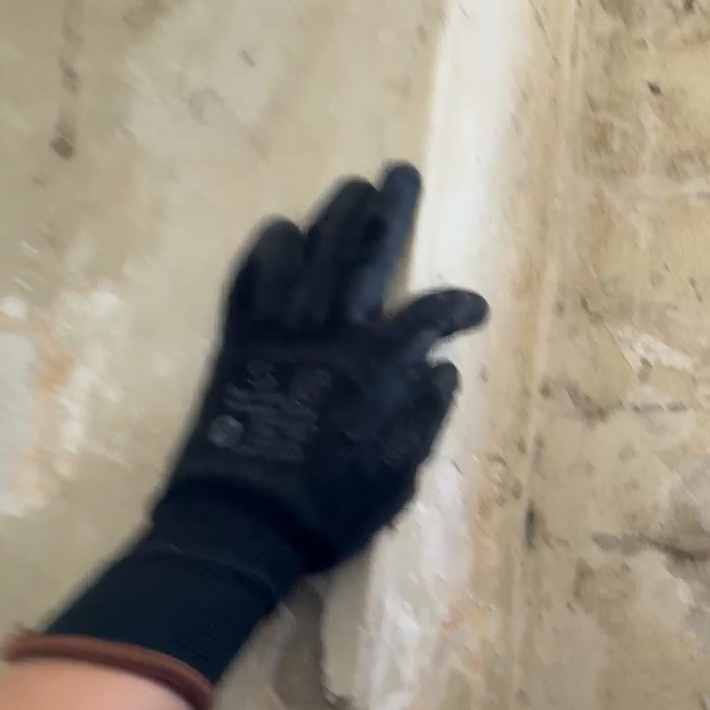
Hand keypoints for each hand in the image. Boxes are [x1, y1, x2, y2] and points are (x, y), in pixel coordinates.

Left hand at [6, 164, 487, 709]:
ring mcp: (277, 339)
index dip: (458, 307)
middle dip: (387, 215)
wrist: (233, 534)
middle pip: (362, 261)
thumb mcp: (400, 474)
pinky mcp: (238, 349)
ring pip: (307, 262)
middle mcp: (327, 340)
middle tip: (400, 175)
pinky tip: (277, 228)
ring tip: (352, 185)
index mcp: (372, 372)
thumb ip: (425, 414)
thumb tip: (441, 366)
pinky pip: (247, 291)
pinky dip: (261, 258)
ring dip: (331, 219)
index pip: (427, 318)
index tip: (476, 309)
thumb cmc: (329, 508)